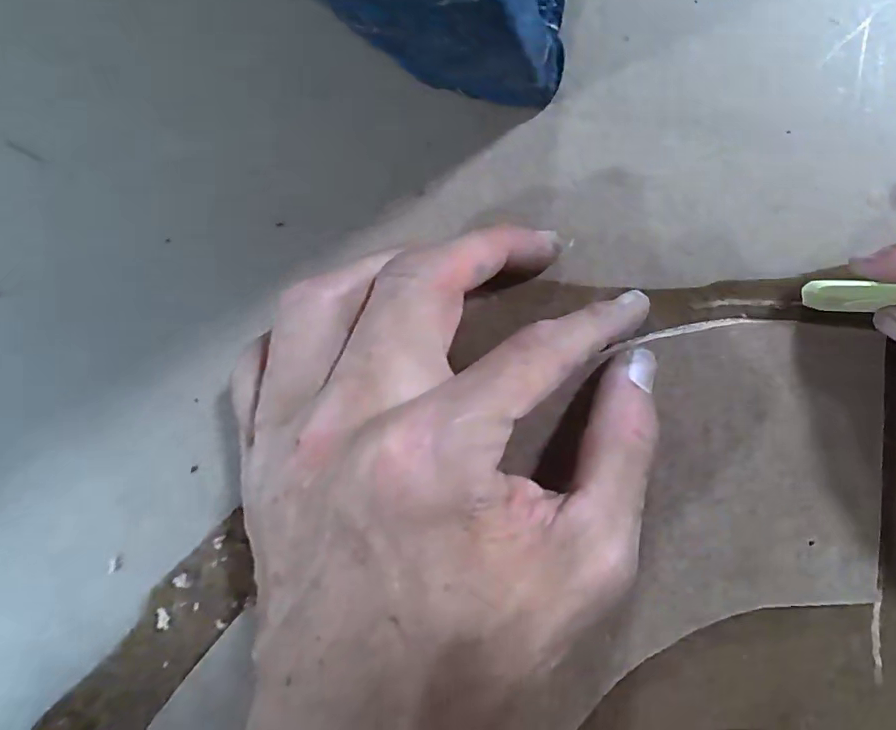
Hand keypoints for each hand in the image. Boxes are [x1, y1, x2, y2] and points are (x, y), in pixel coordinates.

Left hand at [230, 227, 658, 729]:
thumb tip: (636, 364)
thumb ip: (624, 447)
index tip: (633, 303)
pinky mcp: (259, 464)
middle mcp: (350, 424)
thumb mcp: (594, 556)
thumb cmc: (489, 649)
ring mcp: (288, 440)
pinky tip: (367, 317)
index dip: (598, 319)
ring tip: (456, 260)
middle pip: (417, 286)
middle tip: (542, 246)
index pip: (537, 349)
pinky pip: (269, 355)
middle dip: (491, 249)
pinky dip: (323, 317)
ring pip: (325, 300)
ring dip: (400, 262)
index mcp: (438, 449)